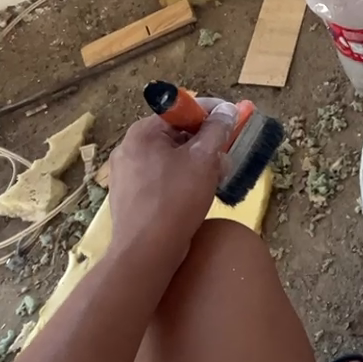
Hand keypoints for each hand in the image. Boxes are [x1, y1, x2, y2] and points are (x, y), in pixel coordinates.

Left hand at [105, 99, 234, 255]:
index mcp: (142, 133)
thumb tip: (226, 110)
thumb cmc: (176, 198)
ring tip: (217, 175)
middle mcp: (130, 149)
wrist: (146, 252)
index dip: (212, 111)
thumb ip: (217, 129)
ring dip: (198, 161)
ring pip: (172, 156)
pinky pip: (163, 175)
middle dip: (206, 140)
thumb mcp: (204, 158)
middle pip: (177, 132)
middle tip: (227, 153)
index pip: (182, 109)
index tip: (234, 118)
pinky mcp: (131, 196)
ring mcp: (127, 174)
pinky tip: (199, 192)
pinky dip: (183, 177)